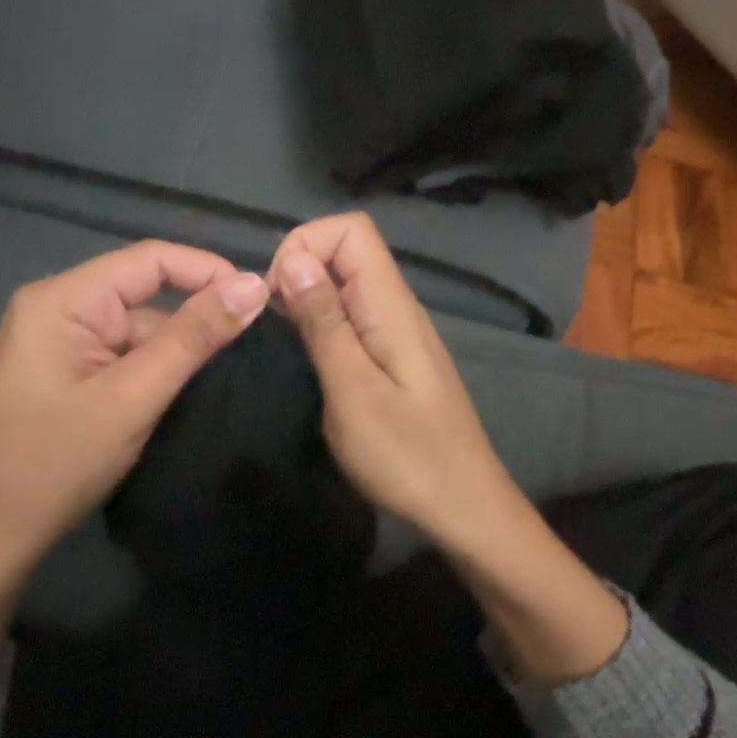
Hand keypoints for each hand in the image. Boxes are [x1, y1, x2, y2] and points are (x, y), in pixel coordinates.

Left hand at [0, 241, 269, 724]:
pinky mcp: (64, 375)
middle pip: (143, 295)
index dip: (208, 271)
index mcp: (61, 301)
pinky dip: (154, 373)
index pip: (149, 259)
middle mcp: (56, 310)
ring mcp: (58, 345)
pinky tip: (187, 395)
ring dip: (177, 353)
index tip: (262, 300)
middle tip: (254, 348)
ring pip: (137, 331)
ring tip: (229, 377)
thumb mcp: (132, 397)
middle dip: (195, 319)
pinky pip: (122, 358)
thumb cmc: (55, 463)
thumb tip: (255, 285)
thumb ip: (193, 338)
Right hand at [267, 213, 511, 540]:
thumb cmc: (407, 455)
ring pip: (349, 286)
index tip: (276, 294)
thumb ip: (324, 323)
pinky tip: (310, 360)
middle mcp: (399, 308)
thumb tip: (295, 258)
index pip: (352, 230)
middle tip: (272, 323)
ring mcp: (400, 334)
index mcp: (392, 306)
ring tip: (283, 342)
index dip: (306, 244)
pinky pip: (355, 319)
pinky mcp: (396, 360)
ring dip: (308, 299)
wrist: (464, 507)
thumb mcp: (353, 390)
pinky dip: (324, 325)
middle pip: (349, 252)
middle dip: (300, 269)